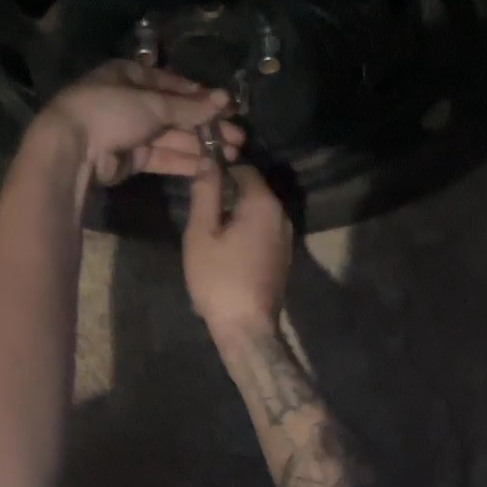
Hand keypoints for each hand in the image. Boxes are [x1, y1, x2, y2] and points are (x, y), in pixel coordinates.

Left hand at [38, 61, 244, 186]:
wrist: (73, 149)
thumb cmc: (111, 110)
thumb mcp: (153, 103)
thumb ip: (190, 106)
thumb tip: (225, 99)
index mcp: (131, 76)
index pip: (174, 85)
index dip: (202, 97)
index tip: (228, 108)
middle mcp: (132, 101)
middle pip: (177, 114)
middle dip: (207, 126)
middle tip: (238, 137)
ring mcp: (131, 132)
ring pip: (172, 138)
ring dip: (201, 146)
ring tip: (232, 155)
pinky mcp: (130, 159)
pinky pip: (162, 157)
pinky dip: (184, 161)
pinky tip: (209, 166)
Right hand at [183, 161, 292, 335]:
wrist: (247, 326)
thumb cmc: (219, 279)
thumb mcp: (201, 233)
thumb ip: (206, 193)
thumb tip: (209, 160)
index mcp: (264, 204)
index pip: (243, 169)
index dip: (220, 170)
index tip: (200, 184)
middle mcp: (282, 215)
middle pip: (253, 190)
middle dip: (228, 194)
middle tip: (200, 212)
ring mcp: (287, 238)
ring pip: (259, 212)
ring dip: (237, 215)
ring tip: (211, 232)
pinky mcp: (284, 257)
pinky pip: (264, 231)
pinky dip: (247, 231)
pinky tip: (228, 250)